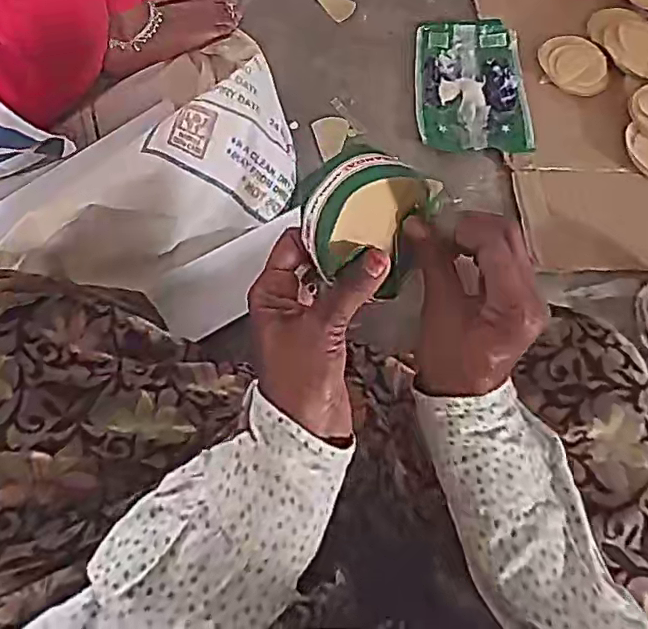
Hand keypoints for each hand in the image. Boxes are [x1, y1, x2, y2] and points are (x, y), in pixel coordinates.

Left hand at [248, 229, 387, 441]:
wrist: (307, 430)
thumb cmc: (298, 381)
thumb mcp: (322, 326)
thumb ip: (350, 288)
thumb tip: (376, 256)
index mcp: (269, 292)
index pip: (291, 245)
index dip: (316, 228)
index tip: (345, 216)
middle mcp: (286, 298)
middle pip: (312, 258)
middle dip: (338, 245)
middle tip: (367, 228)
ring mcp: (307, 313)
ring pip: (329, 276)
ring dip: (350, 265)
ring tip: (376, 247)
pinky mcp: (327, 328)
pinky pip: (342, 295)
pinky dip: (357, 285)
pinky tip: (377, 276)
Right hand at [406, 213, 547, 397]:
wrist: (464, 398)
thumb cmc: (448, 362)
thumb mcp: (439, 308)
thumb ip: (434, 260)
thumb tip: (418, 223)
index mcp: (516, 305)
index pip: (495, 244)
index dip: (463, 228)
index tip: (434, 227)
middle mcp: (534, 296)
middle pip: (509, 236)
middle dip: (472, 225)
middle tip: (441, 229)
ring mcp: (535, 295)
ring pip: (511, 241)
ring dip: (478, 233)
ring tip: (448, 239)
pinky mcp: (527, 295)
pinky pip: (509, 255)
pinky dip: (484, 246)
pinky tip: (461, 250)